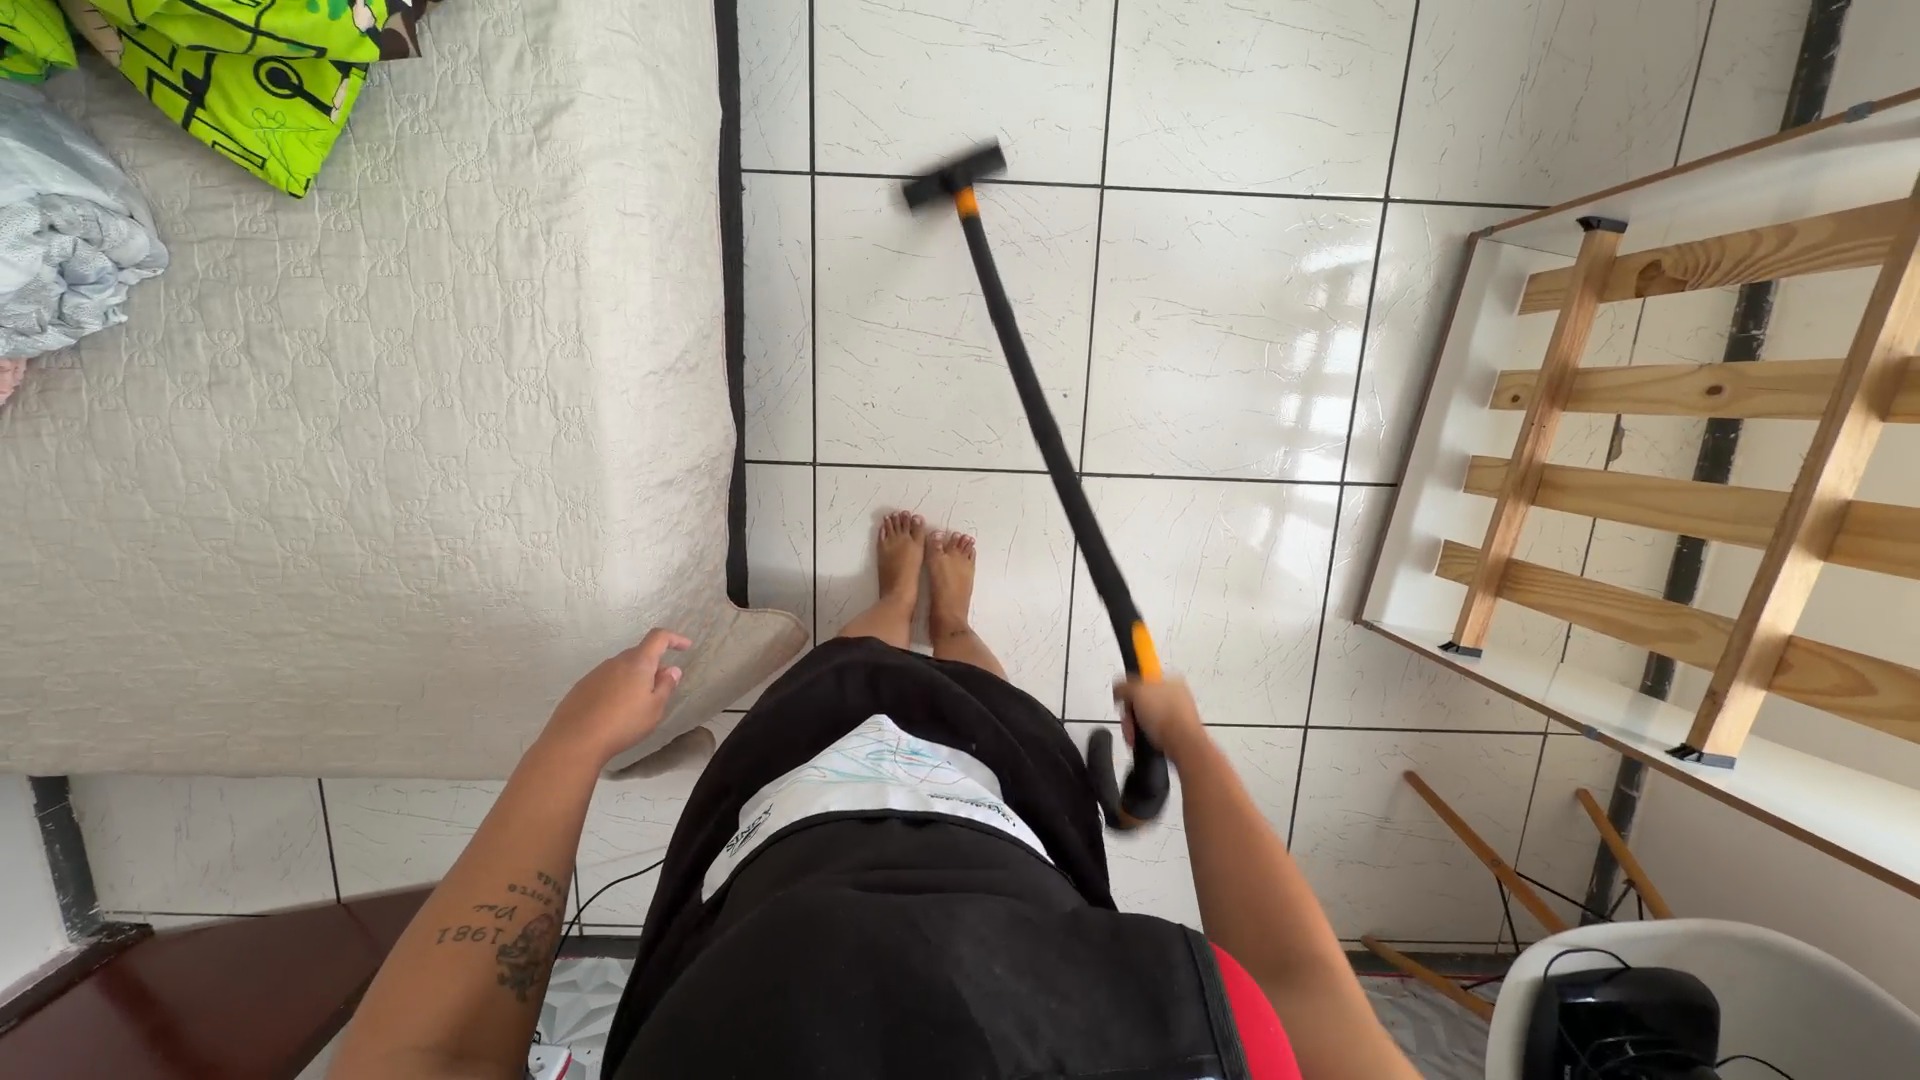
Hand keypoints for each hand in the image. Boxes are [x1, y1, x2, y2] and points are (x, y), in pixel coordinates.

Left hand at [541, 629, 691, 765]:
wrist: (574, 740)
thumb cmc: (623, 723)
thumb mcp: (655, 708)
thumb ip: (666, 686)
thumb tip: (672, 670)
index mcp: (638, 663)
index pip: (659, 637)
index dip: (675, 639)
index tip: (686, 647)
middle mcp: (616, 662)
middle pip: (640, 654)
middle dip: (655, 665)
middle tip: (662, 687)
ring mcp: (596, 673)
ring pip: (623, 668)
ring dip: (635, 677)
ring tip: (637, 703)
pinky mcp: (582, 686)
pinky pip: (607, 679)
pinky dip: (618, 687)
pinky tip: (615, 710)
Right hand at [1114, 676, 1207, 763]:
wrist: (1182, 745)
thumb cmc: (1167, 716)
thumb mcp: (1136, 691)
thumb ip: (1124, 685)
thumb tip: (1118, 689)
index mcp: (1172, 679)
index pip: (1144, 679)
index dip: (1131, 689)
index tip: (1124, 696)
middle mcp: (1177, 696)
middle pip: (1143, 701)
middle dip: (1131, 712)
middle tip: (1130, 717)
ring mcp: (1177, 716)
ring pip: (1146, 719)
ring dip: (1136, 726)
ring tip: (1135, 732)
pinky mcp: (1176, 734)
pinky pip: (1153, 732)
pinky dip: (1145, 737)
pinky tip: (1143, 739)